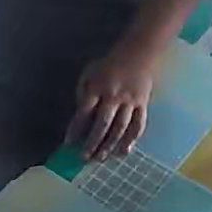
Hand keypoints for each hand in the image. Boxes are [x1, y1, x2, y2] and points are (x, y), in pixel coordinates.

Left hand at [66, 43, 158, 160]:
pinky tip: (123, 152)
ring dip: (109, 145)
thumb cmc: (108, 66)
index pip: (84, 112)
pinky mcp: (143, 104)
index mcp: (97, 87)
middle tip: (84, 158)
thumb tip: (80, 120)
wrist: (138, 53)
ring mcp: (130, 101)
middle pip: (102, 124)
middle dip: (92, 143)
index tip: (68, 145)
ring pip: (120, 127)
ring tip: (100, 158)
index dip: (75, 129)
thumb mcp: (89, 74)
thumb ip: (82, 94)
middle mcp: (113, 95)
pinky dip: (131, 140)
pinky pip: (138, 124)